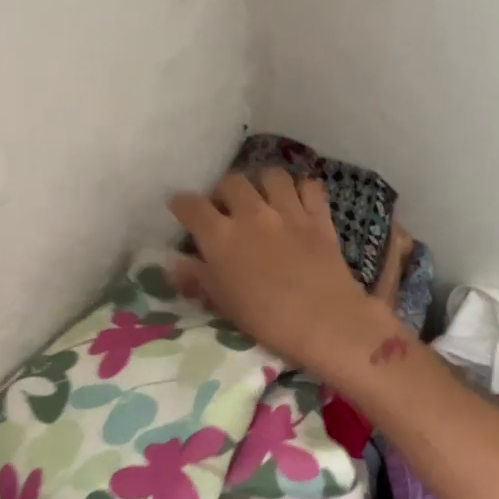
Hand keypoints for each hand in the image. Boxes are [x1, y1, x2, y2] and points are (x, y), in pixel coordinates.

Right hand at [170, 169, 406, 377]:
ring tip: (262, 198)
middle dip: (223, 191)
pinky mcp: (319, 218)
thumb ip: (197, 278)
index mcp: (221, 237)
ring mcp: (289, 212)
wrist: (324, 322)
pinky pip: (310, 187)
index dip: (182, 204)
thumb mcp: (223, 303)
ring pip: (271, 175)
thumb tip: (174, 264)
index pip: (192, 206)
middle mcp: (252, 214)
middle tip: (225, 208)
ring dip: (262, 183)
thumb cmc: (266, 320)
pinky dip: (302, 189)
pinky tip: (299, 202)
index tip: (181, 209)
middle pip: (231, 182)